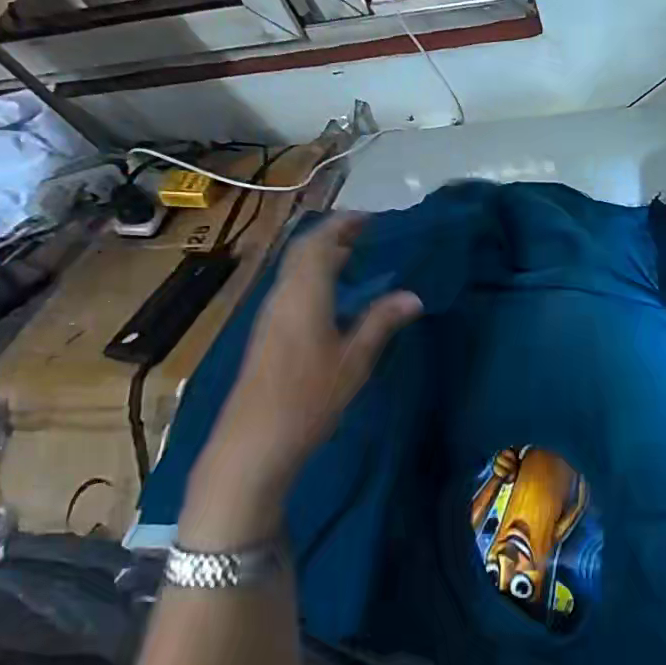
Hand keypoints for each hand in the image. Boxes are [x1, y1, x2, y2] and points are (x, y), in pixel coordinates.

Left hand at [181, 213, 420, 549]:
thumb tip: (413, 295)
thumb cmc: (308, 398)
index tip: (372, 218)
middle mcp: (281, 296)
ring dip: (323, 258)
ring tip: (358, 261)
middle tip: (369, 236)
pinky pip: (292, 290)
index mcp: (303, 293)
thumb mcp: (355, 360)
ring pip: (295, 271)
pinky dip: (315, 279)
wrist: (252, 445)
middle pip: (303, 252)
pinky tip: (335, 298)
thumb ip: (382, 321)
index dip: (343, 224)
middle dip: (334, 237)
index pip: (319, 242)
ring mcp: (269, 316)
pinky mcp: (266, 335)